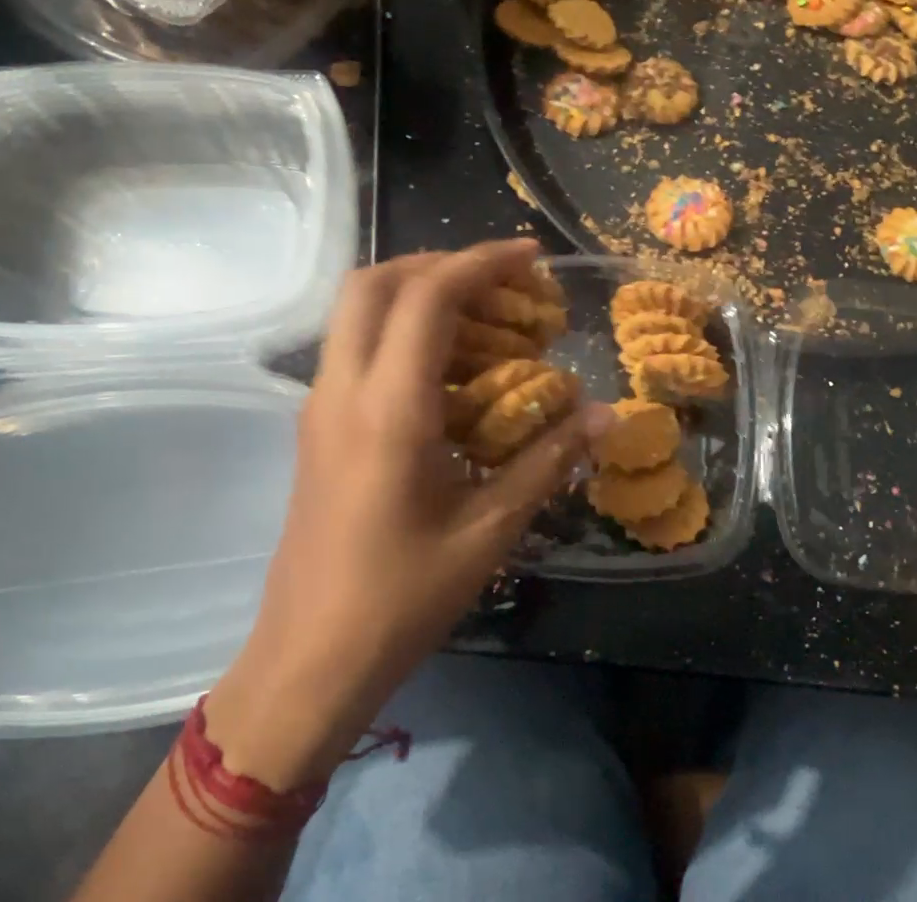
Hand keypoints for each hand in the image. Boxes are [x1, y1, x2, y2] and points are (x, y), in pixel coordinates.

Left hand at [206, 241, 610, 788]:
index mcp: (387, 409)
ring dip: (420, 299)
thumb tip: (606, 415)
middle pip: (374, 284)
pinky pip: (358, 353)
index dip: (481, 263)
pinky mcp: (318, 431)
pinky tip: (456, 377)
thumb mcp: (490, 529)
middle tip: (502, 284)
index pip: (426, 299)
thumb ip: (548, 460)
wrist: (310, 658)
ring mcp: (320, 410)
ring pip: (358, 315)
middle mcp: (342, 392)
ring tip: (489, 325)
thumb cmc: (403, 596)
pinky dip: (405, 337)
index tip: (531, 258)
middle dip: (440, 265)